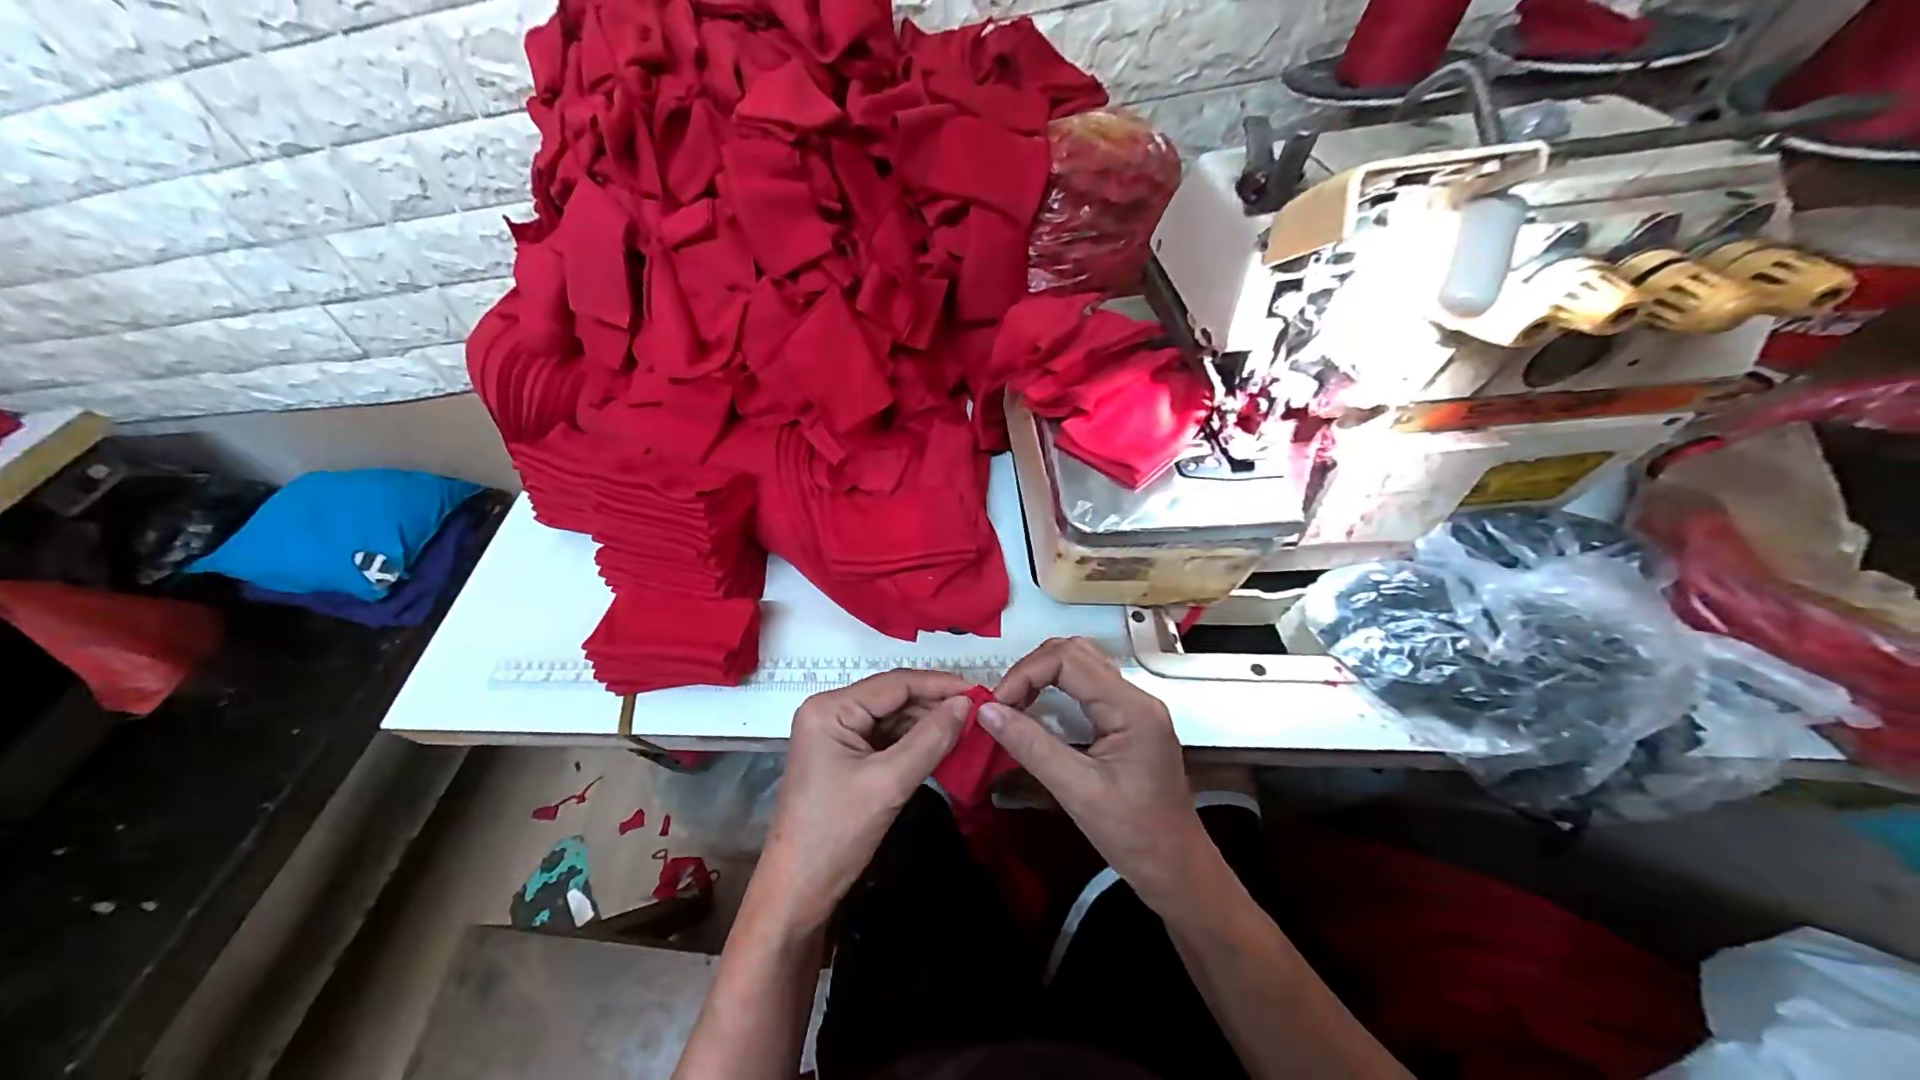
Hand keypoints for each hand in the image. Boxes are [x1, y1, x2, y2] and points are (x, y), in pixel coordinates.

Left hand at [755, 669, 970, 930]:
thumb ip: (931, 739)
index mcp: (830, 708)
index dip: (940, 684)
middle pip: (893, 697)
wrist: (798, 891)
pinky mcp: (844, 755)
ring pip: (892, 717)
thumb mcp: (889, 783)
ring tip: (969, 727)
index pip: (895, 683)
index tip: (980, 692)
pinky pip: (886, 736)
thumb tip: (967, 704)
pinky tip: (943, 744)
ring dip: (928, 722)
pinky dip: (914, 740)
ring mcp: (836, 733)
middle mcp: (830, 711)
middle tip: (980, 712)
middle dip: (935, 704)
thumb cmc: (836, 834)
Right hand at [981, 637, 1211, 911]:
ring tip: (1014, 704)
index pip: (1068, 659)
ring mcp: (1134, 707)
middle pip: (1075, 652)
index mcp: (1132, 708)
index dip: (1025, 673)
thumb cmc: (1135, 836)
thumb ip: (1031, 746)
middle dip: (1031, 669)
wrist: (1177, 869)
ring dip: (1042, 675)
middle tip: (1002, 703)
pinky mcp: (1127, 720)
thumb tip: (987, 712)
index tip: (997, 705)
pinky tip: (1036, 712)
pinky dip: (1054, 688)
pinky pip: (1086, 686)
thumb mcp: (1077, 792)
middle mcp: (1136, 697)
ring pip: (1080, 663)